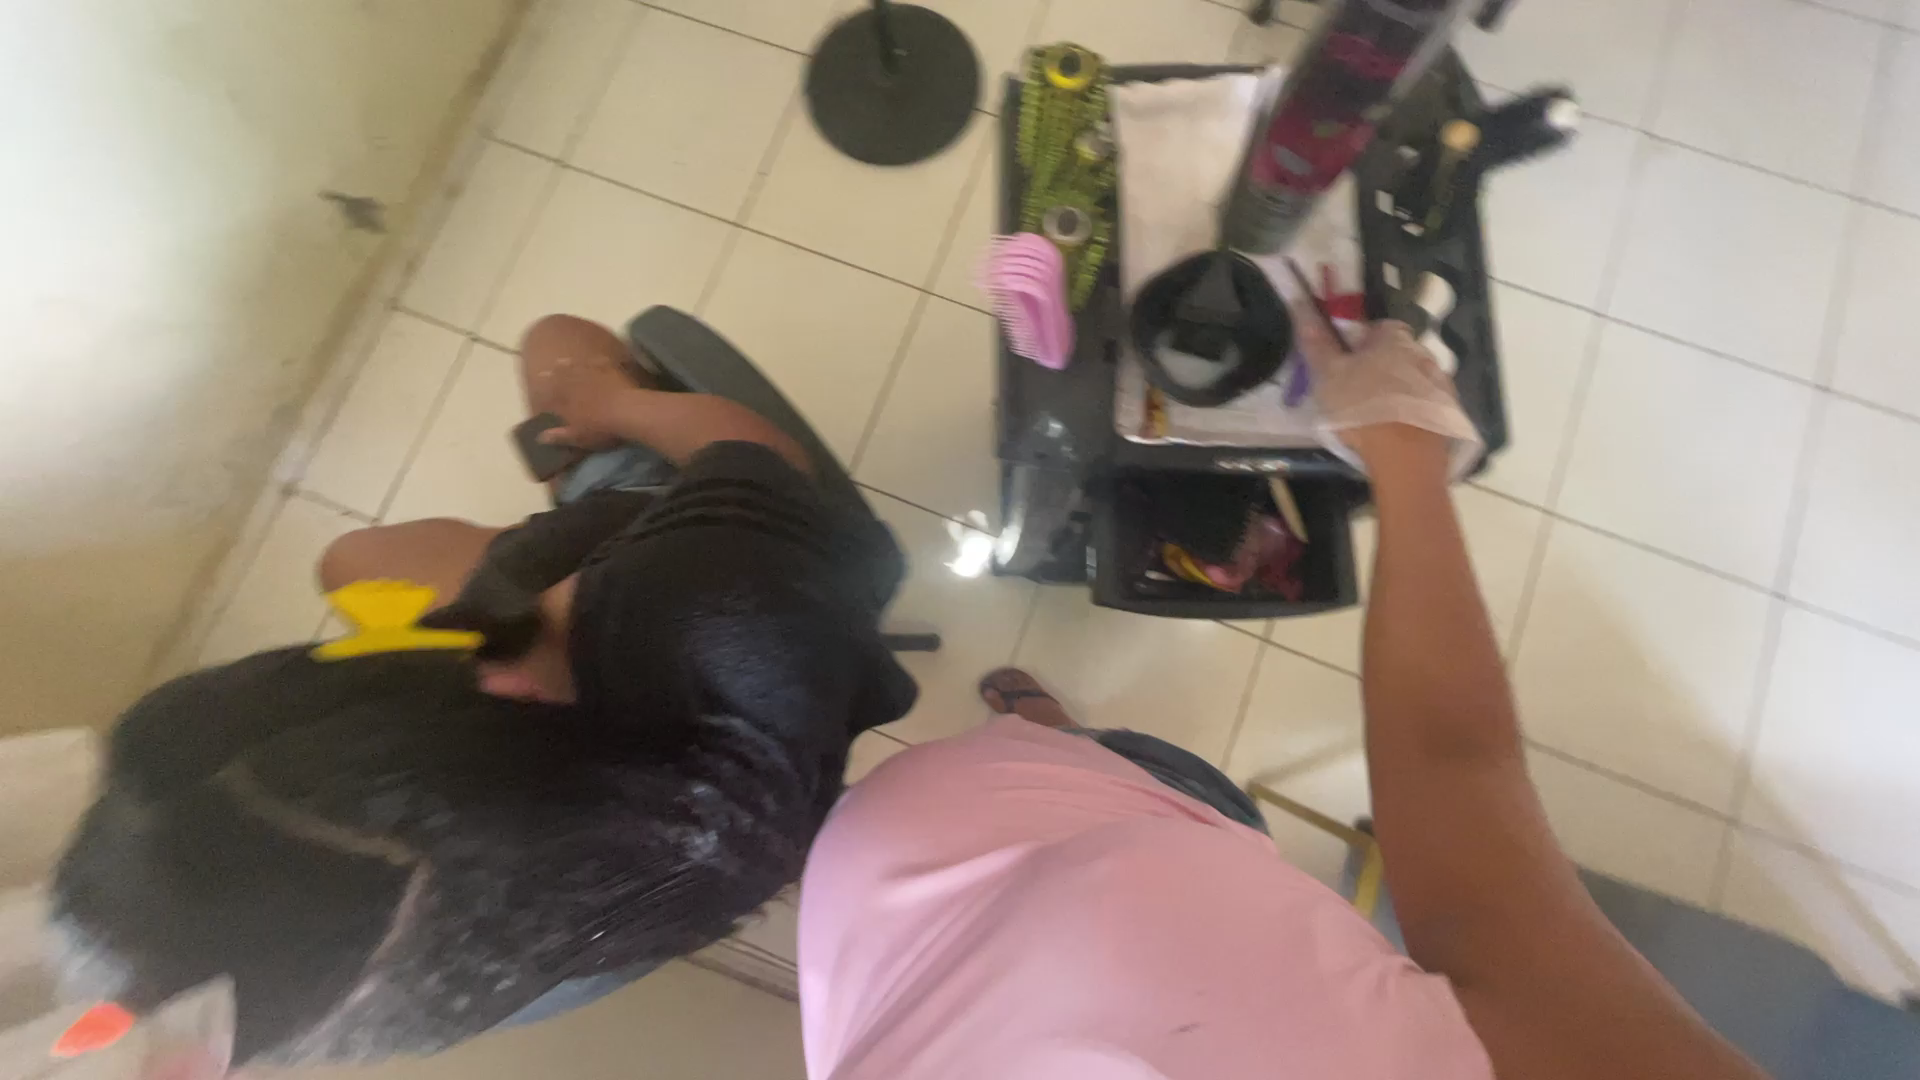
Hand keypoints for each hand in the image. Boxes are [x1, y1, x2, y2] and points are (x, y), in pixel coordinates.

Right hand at [530, 353, 647, 451]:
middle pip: (561, 377)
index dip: (543, 390)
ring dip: (570, 364)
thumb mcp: (579, 436)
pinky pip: (602, 363)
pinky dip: (597, 361)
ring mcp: (594, 376)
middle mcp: (576, 384)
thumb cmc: (601, 428)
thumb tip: (541, 437)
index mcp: (565, 400)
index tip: (537, 385)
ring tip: (563, 360)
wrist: (628, 411)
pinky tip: (596, 358)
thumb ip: (560, 436)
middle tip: (547, 369)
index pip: (549, 394)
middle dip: (553, 374)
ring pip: (577, 367)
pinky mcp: (612, 372)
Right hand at [1289, 302, 1482, 478]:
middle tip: (1356, 392)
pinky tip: (1396, 429)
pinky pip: (1425, 402)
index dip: (1360, 343)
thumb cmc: (1360, 406)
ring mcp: (1439, 381)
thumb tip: (1302, 305)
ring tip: (1376, 415)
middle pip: (1397, 353)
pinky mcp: (1447, 410)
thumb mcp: (1328, 375)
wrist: (1404, 454)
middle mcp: (1422, 352)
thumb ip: (1317, 343)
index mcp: (1393, 338)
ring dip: (1397, 389)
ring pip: (1412, 378)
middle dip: (1380, 366)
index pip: (1379, 328)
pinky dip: (1411, 410)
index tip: (1345, 363)